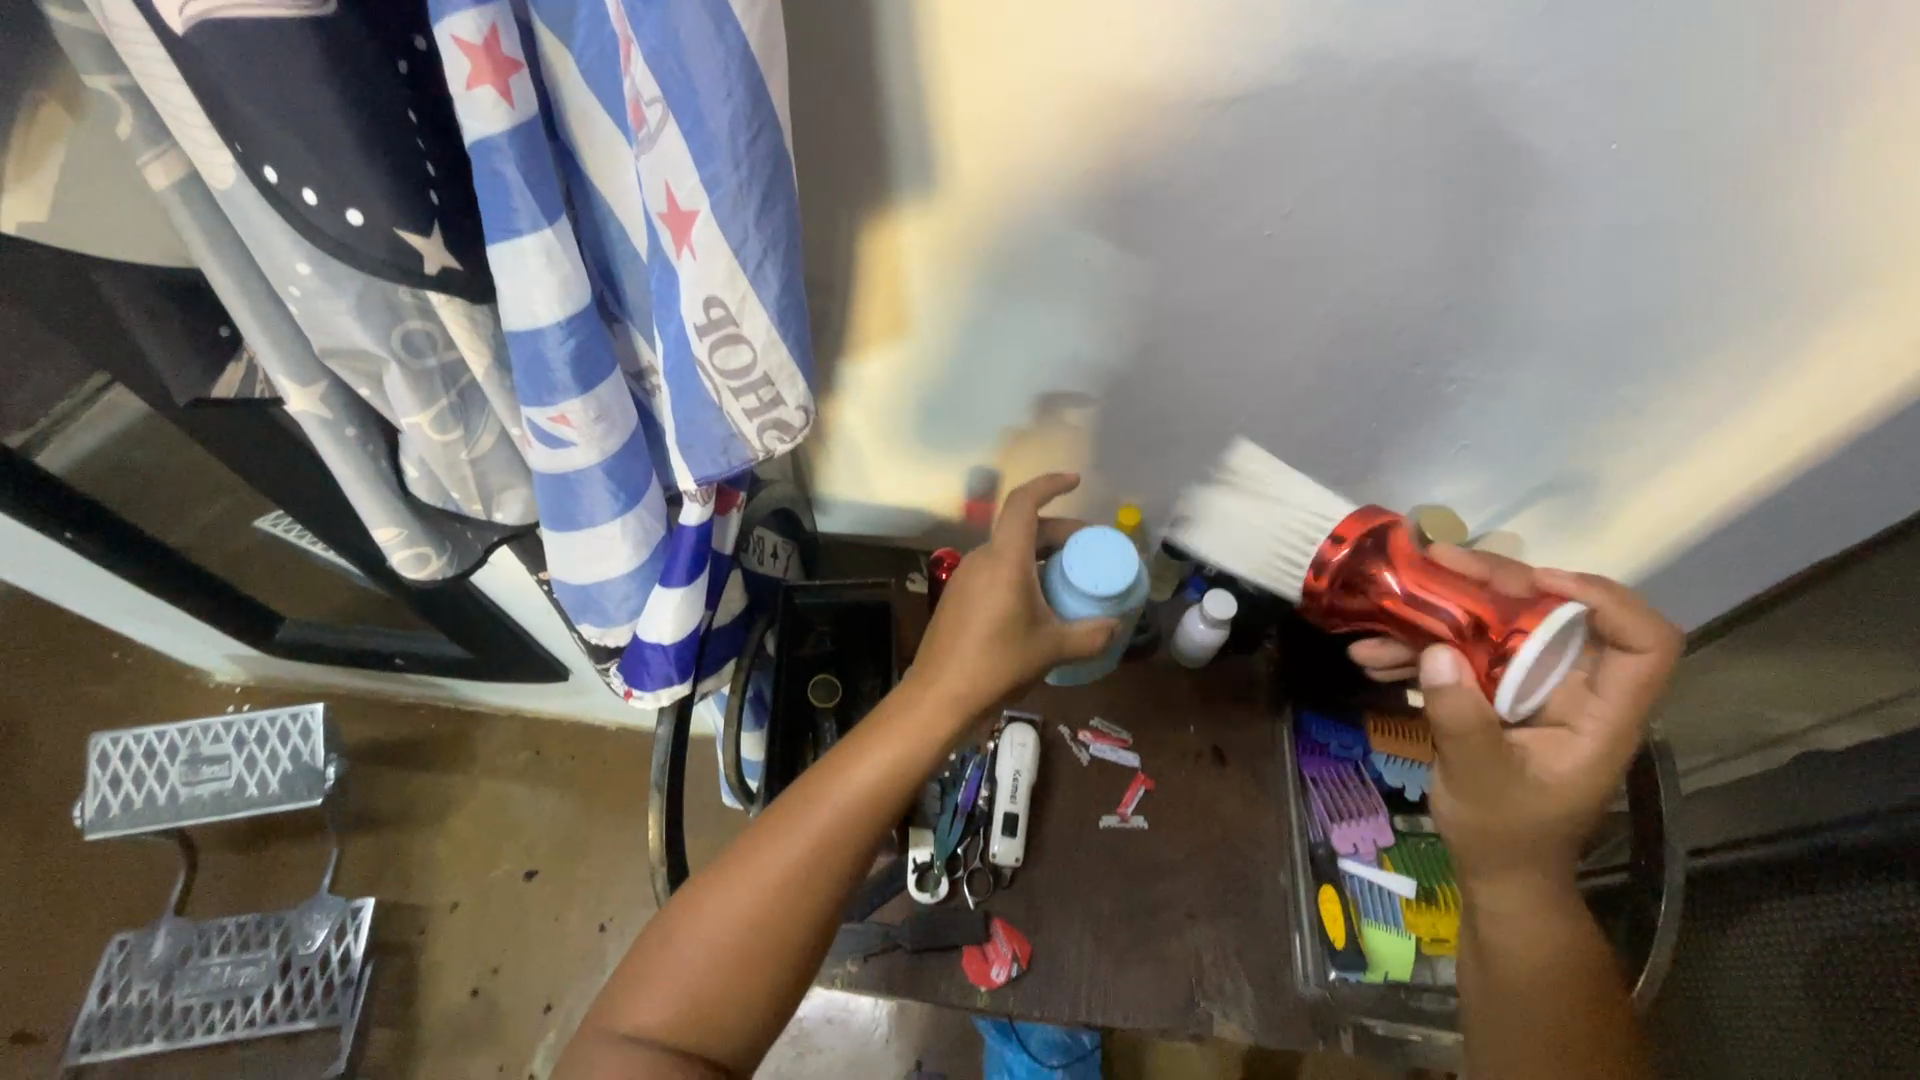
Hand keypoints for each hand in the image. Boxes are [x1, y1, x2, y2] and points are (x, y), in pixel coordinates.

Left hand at [908, 473, 1122, 719]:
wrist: (940, 696)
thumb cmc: (997, 664)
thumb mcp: (1053, 648)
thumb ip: (1091, 635)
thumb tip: (1116, 626)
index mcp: (1005, 559)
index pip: (1023, 502)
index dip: (1049, 485)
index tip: (1075, 482)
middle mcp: (982, 559)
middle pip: (1022, 528)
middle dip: (1059, 531)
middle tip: (1089, 549)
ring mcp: (965, 577)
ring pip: (1008, 551)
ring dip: (1040, 555)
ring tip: (1068, 576)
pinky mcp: (958, 597)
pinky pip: (995, 571)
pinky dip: (1021, 572)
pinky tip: (1037, 602)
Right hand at [1347, 546, 1682, 889]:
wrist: (1496, 868)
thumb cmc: (1507, 834)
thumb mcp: (1481, 780)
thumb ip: (1462, 718)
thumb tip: (1436, 651)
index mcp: (1600, 715)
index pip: (1644, 644)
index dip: (1605, 601)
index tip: (1537, 582)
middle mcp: (1573, 691)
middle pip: (1552, 617)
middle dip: (1491, 587)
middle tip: (1435, 564)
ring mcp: (1530, 691)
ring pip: (1495, 631)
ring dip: (1435, 620)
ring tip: (1379, 618)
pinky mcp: (1493, 696)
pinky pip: (1459, 657)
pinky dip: (1416, 653)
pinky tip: (1371, 658)